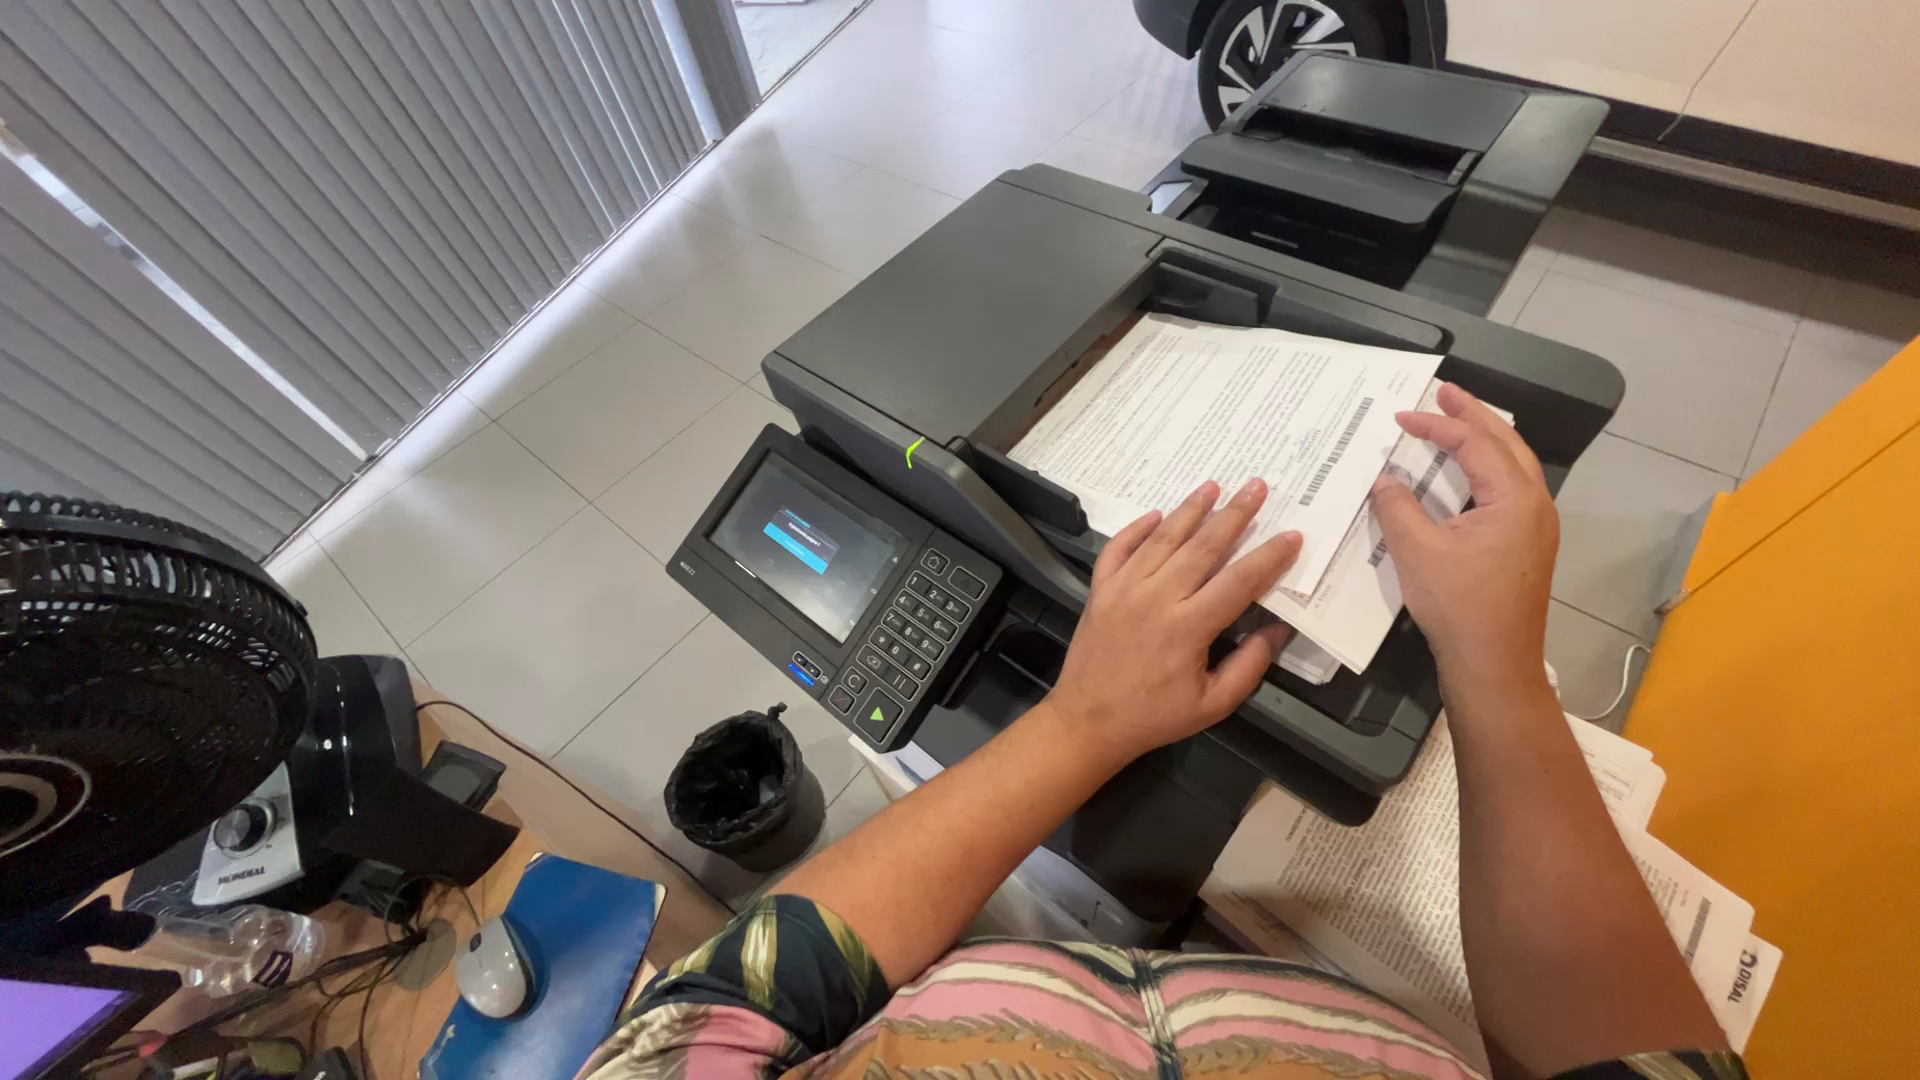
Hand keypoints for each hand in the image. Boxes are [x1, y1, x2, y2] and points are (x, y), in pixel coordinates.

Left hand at [1040, 478, 1301, 764]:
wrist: (1088, 721)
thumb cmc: (1154, 717)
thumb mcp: (1213, 704)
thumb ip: (1250, 665)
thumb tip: (1279, 628)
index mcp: (1188, 627)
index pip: (1239, 581)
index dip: (1269, 556)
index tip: (1292, 534)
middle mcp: (1156, 598)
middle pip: (1202, 547)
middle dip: (1234, 514)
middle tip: (1256, 485)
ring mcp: (1123, 590)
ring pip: (1161, 539)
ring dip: (1189, 509)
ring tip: (1212, 485)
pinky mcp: (1099, 590)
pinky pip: (1118, 549)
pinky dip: (1135, 529)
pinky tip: (1155, 514)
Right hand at [1370, 383, 1558, 694]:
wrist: (1493, 660)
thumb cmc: (1458, 603)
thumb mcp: (1417, 551)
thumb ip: (1398, 507)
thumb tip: (1386, 479)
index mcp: (1515, 499)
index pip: (1475, 445)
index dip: (1436, 426)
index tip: (1400, 416)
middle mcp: (1534, 504)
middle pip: (1506, 444)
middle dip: (1474, 415)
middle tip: (1446, 391)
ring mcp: (1534, 525)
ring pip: (1511, 465)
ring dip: (1483, 438)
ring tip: (1457, 418)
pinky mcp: (1523, 543)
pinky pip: (1506, 487)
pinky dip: (1484, 466)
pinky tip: (1465, 469)